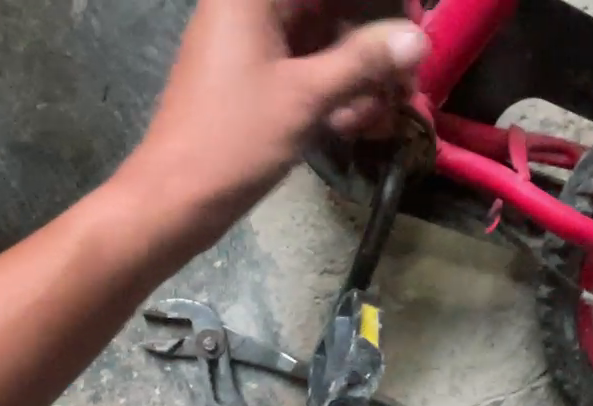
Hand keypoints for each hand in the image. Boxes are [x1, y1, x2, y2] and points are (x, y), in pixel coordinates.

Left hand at [119, 0, 426, 248]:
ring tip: (385, 112)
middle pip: (330, 8)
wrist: (175, 199)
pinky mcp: (252, 82)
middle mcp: (251, 6)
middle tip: (405, 84)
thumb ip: (363, 61)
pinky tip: (358, 123)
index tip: (412, 31)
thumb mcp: (304, 98)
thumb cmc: (233, 142)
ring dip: (358, 75)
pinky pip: (304, 73)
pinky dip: (333, 94)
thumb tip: (417, 39)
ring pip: (322, 43)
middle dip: (373, 45)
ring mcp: (251, 45)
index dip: (380, 6)